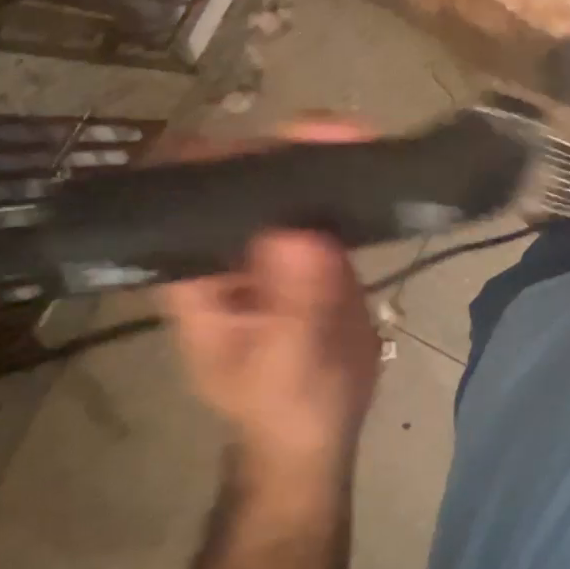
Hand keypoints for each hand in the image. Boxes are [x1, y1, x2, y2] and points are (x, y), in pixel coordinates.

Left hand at [158, 121, 381, 469]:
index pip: (189, 200)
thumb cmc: (288, 409)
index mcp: (200, 275)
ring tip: (364, 137)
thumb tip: (299, 232)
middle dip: (287, 148)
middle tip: (339, 133)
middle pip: (246, 178)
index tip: (270, 146)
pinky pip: (327, 202)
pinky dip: (351, 180)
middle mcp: (231, 249)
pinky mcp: (317, 249)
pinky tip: (379, 163)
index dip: (219, 163)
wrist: (320, 435)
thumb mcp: (288, 364)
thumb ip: (294, 303)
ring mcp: (276, 246)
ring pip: (291, 183)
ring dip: (325, 155)